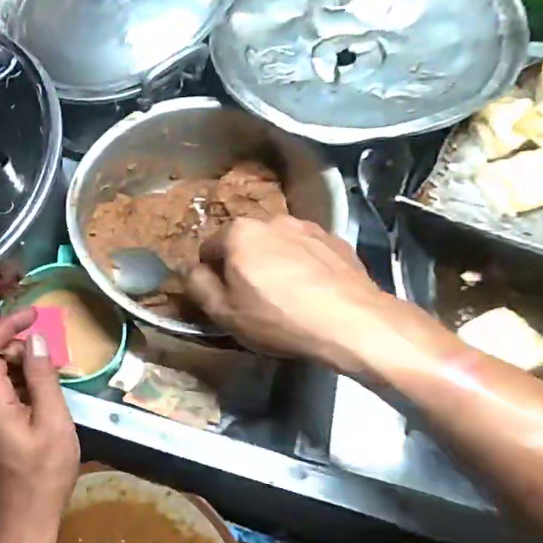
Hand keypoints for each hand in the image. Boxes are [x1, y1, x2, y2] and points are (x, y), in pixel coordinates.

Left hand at [0, 308, 80, 542]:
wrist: (16, 529)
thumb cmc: (40, 479)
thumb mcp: (53, 424)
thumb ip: (42, 379)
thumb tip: (35, 341)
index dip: (8, 323)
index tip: (35, 313)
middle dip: (13, 344)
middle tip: (47, 347)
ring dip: (13, 366)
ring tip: (47, 371)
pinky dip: (11, 386)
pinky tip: (36, 398)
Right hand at [186, 216, 418, 373]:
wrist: (350, 322)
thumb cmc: (277, 318)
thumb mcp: (223, 312)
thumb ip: (197, 286)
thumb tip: (192, 270)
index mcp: (238, 232)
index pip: (209, 249)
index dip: (212, 276)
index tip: (225, 298)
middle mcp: (272, 220)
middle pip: (245, 244)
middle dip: (245, 266)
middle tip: (255, 300)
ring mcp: (308, 227)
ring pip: (278, 246)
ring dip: (275, 264)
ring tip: (287, 298)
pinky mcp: (336, 240)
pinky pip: (307, 252)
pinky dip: (304, 267)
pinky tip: (312, 293)